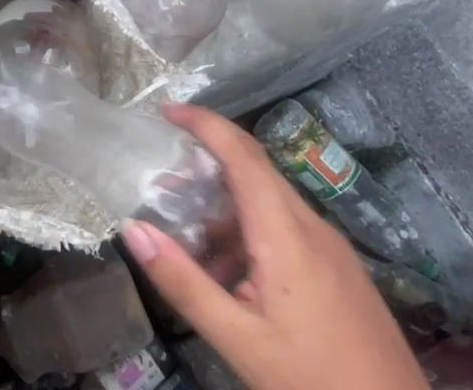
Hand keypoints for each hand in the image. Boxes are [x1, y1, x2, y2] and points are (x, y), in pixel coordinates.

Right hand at [121, 104, 424, 389]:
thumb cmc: (314, 379)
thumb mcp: (238, 339)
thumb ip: (184, 282)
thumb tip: (132, 229)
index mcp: (286, 235)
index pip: (243, 155)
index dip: (206, 123)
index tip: (167, 109)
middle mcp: (312, 227)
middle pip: (255, 173)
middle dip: (206, 167)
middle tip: (162, 184)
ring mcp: (331, 248)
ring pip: (269, 205)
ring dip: (226, 211)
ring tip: (189, 242)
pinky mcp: (340, 269)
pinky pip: (287, 230)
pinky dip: (249, 235)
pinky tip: (231, 277)